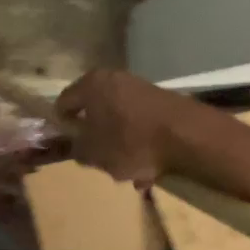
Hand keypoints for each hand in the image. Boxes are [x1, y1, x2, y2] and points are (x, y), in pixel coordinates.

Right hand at [55, 68, 211, 184]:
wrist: (188, 135)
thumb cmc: (131, 141)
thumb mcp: (94, 154)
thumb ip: (76, 149)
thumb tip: (76, 145)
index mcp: (90, 85)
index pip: (63, 103)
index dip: (61, 126)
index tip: (68, 146)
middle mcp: (113, 79)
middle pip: (94, 111)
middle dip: (95, 138)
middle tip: (97, 161)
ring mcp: (139, 88)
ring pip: (119, 120)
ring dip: (119, 144)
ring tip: (127, 171)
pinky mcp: (160, 100)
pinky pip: (140, 124)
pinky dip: (140, 143)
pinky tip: (148, 169)